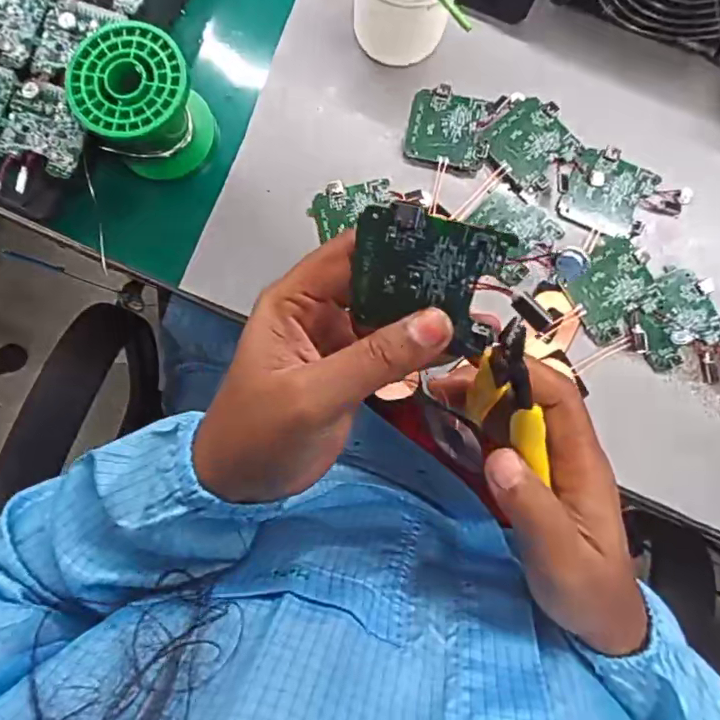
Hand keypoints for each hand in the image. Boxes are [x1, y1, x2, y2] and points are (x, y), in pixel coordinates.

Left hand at [193, 231, 453, 502]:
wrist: (241, 484)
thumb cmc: (256, 434)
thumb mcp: (313, 394)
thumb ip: (375, 358)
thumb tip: (438, 319)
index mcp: (293, 301)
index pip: (347, 252)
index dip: (393, 238)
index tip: (446, 235)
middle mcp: (316, 312)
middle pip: (375, 278)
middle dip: (420, 276)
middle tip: (475, 276)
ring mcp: (336, 341)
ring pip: (388, 313)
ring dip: (426, 313)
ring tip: (478, 308)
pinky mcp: (352, 370)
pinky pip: (392, 348)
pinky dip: (421, 347)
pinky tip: (457, 345)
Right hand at [433, 358, 647, 654]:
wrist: (602, 627)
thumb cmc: (590, 594)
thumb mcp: (562, 557)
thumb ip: (532, 509)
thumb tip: (498, 456)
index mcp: (582, 463)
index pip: (560, 398)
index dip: (523, 373)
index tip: (477, 365)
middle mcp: (563, 454)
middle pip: (532, 396)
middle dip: (489, 378)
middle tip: (440, 381)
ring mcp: (544, 464)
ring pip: (512, 412)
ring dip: (477, 396)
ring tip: (435, 394)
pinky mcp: (526, 478)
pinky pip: (499, 436)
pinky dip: (472, 421)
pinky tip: (446, 421)